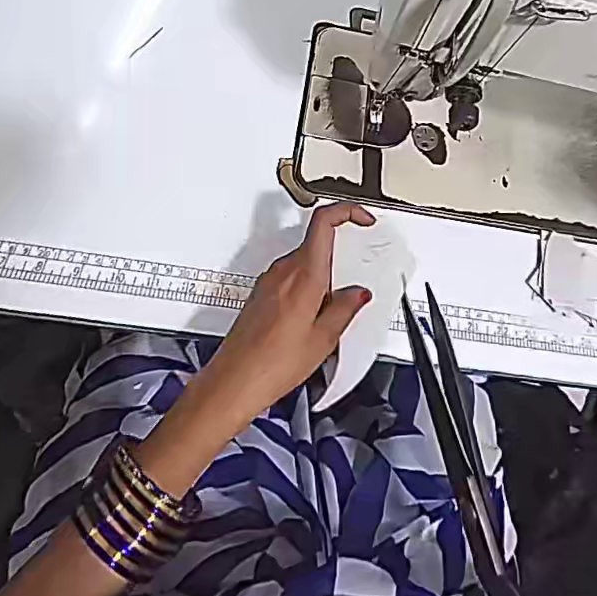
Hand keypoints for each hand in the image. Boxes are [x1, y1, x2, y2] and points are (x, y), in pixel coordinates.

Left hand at [132, 202, 376, 492]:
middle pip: (316, 239)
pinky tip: (311, 316)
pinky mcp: (261, 293)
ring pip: (304, 259)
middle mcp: (283, 270)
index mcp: (304, 274)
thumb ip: (346, 308)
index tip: (363, 219)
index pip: (324, 220)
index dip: (348, 212)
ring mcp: (270, 280)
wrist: (233, 383)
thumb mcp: (325, 339)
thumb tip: (358, 294)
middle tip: (355, 273)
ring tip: (333, 307)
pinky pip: (290, 276)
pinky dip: (307, 285)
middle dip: (340, 252)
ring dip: (323, 272)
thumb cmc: (271, 364)